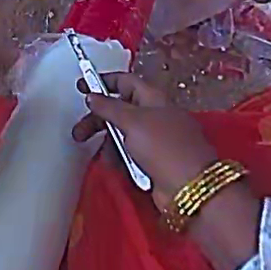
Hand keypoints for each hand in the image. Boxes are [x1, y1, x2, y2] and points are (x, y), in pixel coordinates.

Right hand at [72, 74, 219, 209]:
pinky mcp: (154, 161)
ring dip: (108, 143)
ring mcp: (155, 139)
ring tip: (103, 157)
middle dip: (98, 119)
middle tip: (80, 132)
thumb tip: (92, 96)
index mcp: (153, 98)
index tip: (81, 86)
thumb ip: (108, 107)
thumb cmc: (162, 146)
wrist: (191, 188)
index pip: (125, 81)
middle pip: (119, 109)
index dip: (103, 81)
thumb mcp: (132, 121)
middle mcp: (154, 115)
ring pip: (122, 134)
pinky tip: (116, 166)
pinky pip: (130, 154)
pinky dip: (121, 158)